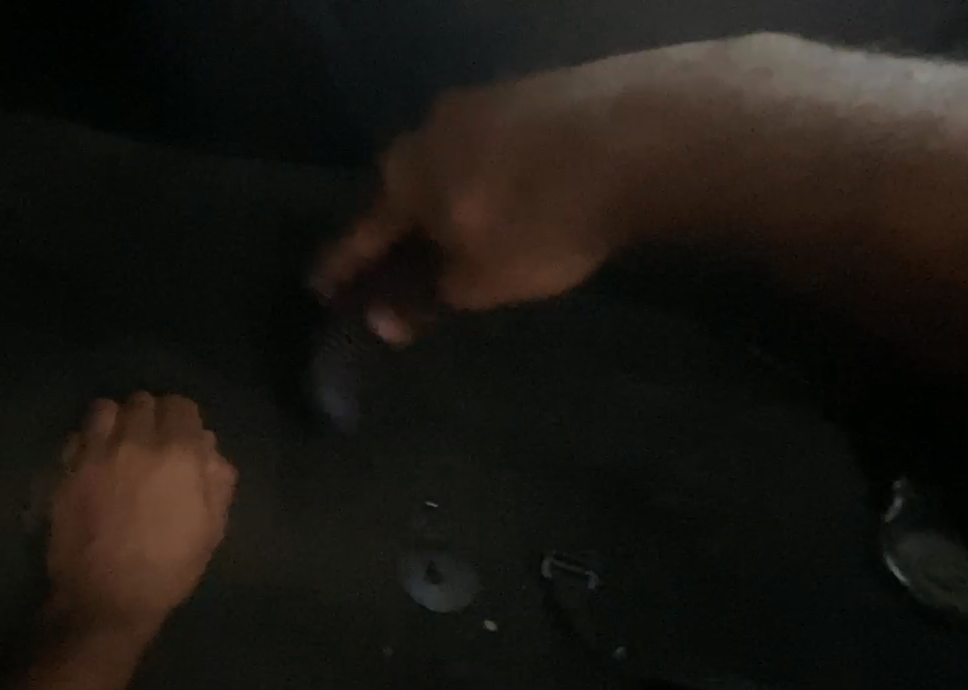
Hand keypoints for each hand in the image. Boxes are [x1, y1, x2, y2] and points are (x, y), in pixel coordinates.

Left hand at [47, 393, 237, 633]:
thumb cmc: (168, 569)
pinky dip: (88, 441)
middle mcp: (136, 442)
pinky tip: (93, 463)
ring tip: (119, 445)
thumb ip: (217, 481)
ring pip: (106, 408)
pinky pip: (78, 435)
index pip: (182, 406)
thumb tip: (208, 448)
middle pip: (143, 401)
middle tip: (152, 443)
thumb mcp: (211, 530)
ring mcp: (96, 453)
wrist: (106, 597)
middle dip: (151, 417)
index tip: (183, 439)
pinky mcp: (67, 470)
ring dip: (116, 421)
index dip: (184, 421)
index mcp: (178, 454)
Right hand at [311, 47, 688, 340]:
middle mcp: (430, 132)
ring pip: (444, 169)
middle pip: (399, 196)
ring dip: (441, 207)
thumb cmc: (540, 221)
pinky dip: (483, 182)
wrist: (648, 136)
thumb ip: (423, 300)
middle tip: (396, 270)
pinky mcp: (532, 91)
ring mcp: (483, 103)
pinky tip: (504, 202)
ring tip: (455, 239)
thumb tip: (384, 319)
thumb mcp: (476, 281)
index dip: (339, 270)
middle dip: (395, 236)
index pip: (357, 236)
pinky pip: (487, 150)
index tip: (319, 290)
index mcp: (403, 177)